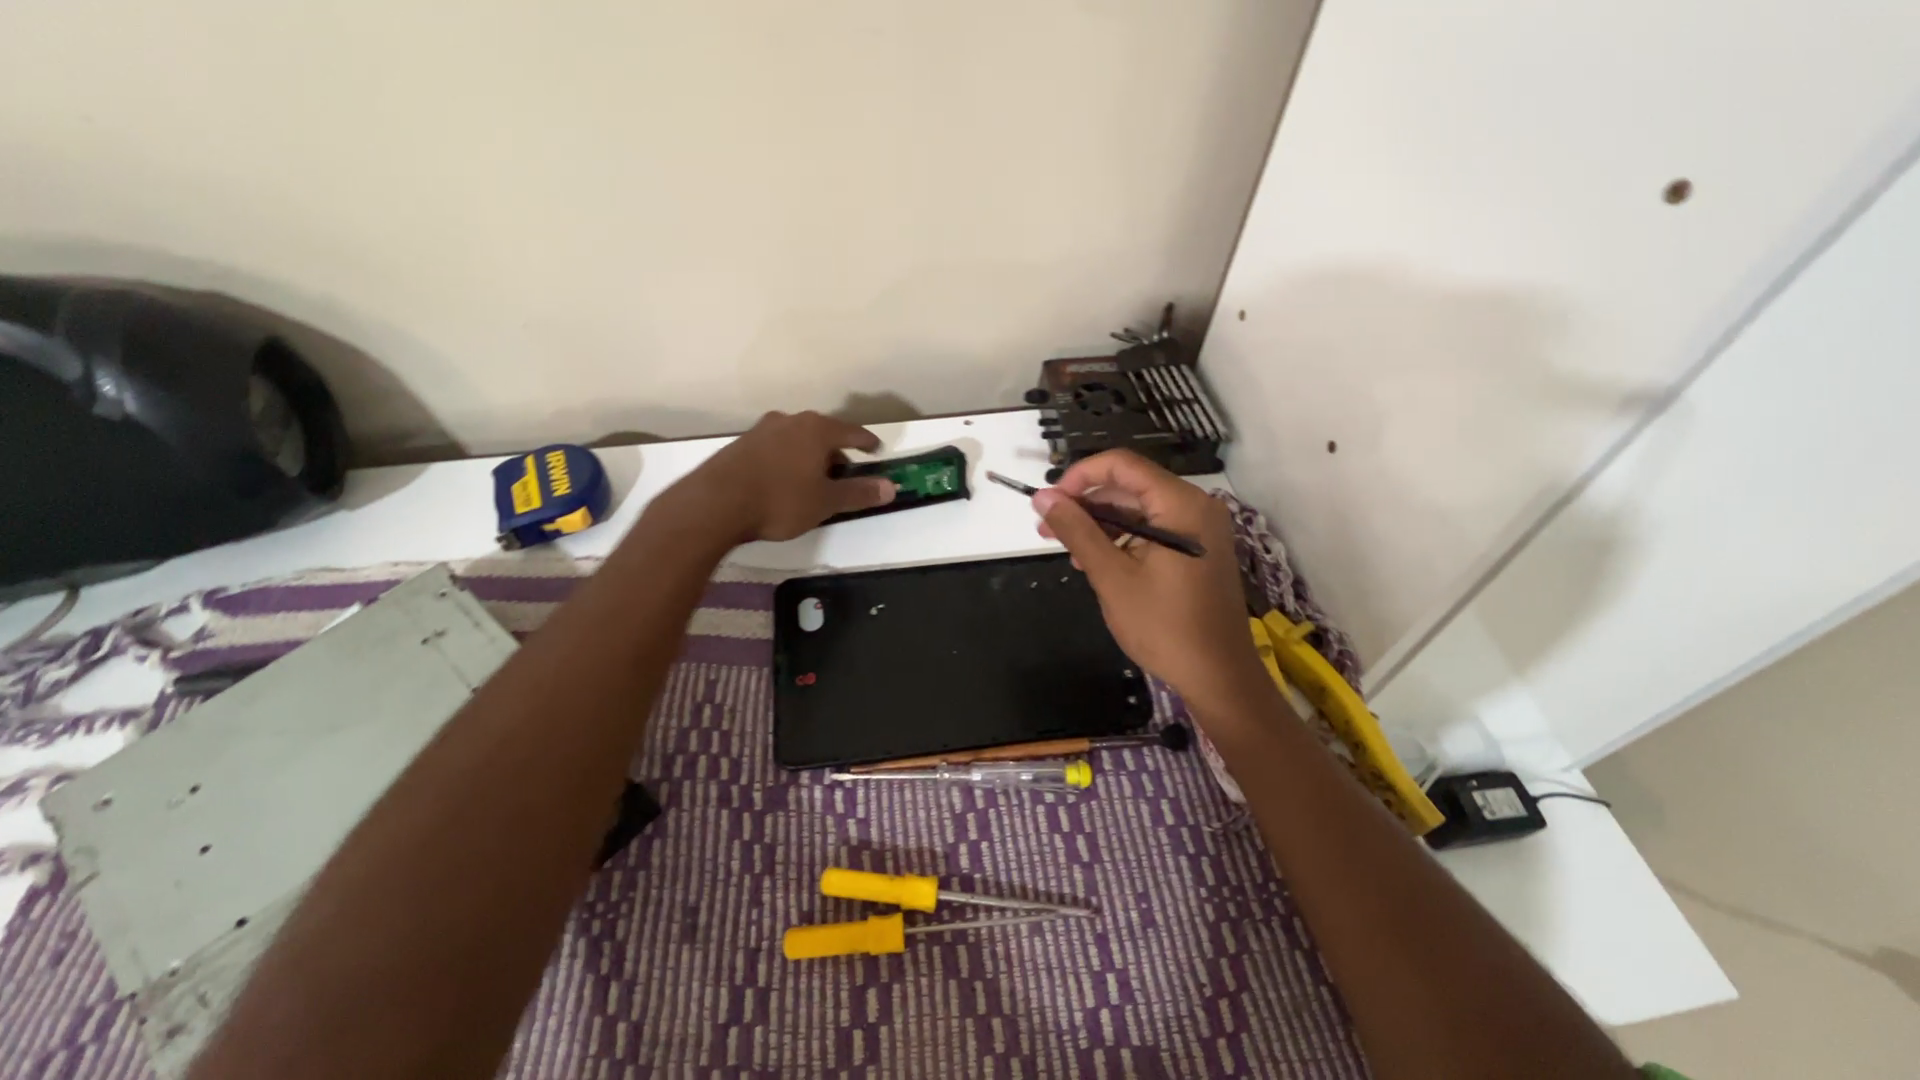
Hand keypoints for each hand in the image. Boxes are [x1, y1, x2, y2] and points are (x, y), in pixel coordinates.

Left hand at [671, 411, 896, 542]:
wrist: (715, 503)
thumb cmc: (780, 500)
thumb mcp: (825, 502)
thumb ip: (859, 493)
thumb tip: (891, 487)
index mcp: (816, 429)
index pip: (852, 433)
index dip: (867, 443)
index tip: (876, 450)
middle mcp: (790, 421)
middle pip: (822, 435)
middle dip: (835, 454)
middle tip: (843, 476)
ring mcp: (761, 431)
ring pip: (796, 441)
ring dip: (808, 458)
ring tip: (811, 482)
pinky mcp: (740, 445)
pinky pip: (775, 449)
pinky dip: (785, 462)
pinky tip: (781, 484)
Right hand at [1033, 451, 1264, 706]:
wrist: (1219, 676)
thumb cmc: (1164, 626)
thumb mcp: (1112, 577)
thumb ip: (1077, 531)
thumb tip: (1043, 497)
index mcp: (1181, 504)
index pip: (1122, 465)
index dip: (1079, 477)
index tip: (1049, 502)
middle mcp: (1196, 507)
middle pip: (1130, 487)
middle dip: (1086, 504)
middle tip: (1046, 529)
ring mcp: (1200, 530)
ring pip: (1139, 511)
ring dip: (1100, 525)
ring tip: (1066, 551)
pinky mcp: (1198, 552)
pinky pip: (1154, 531)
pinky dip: (1123, 540)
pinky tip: (1096, 562)